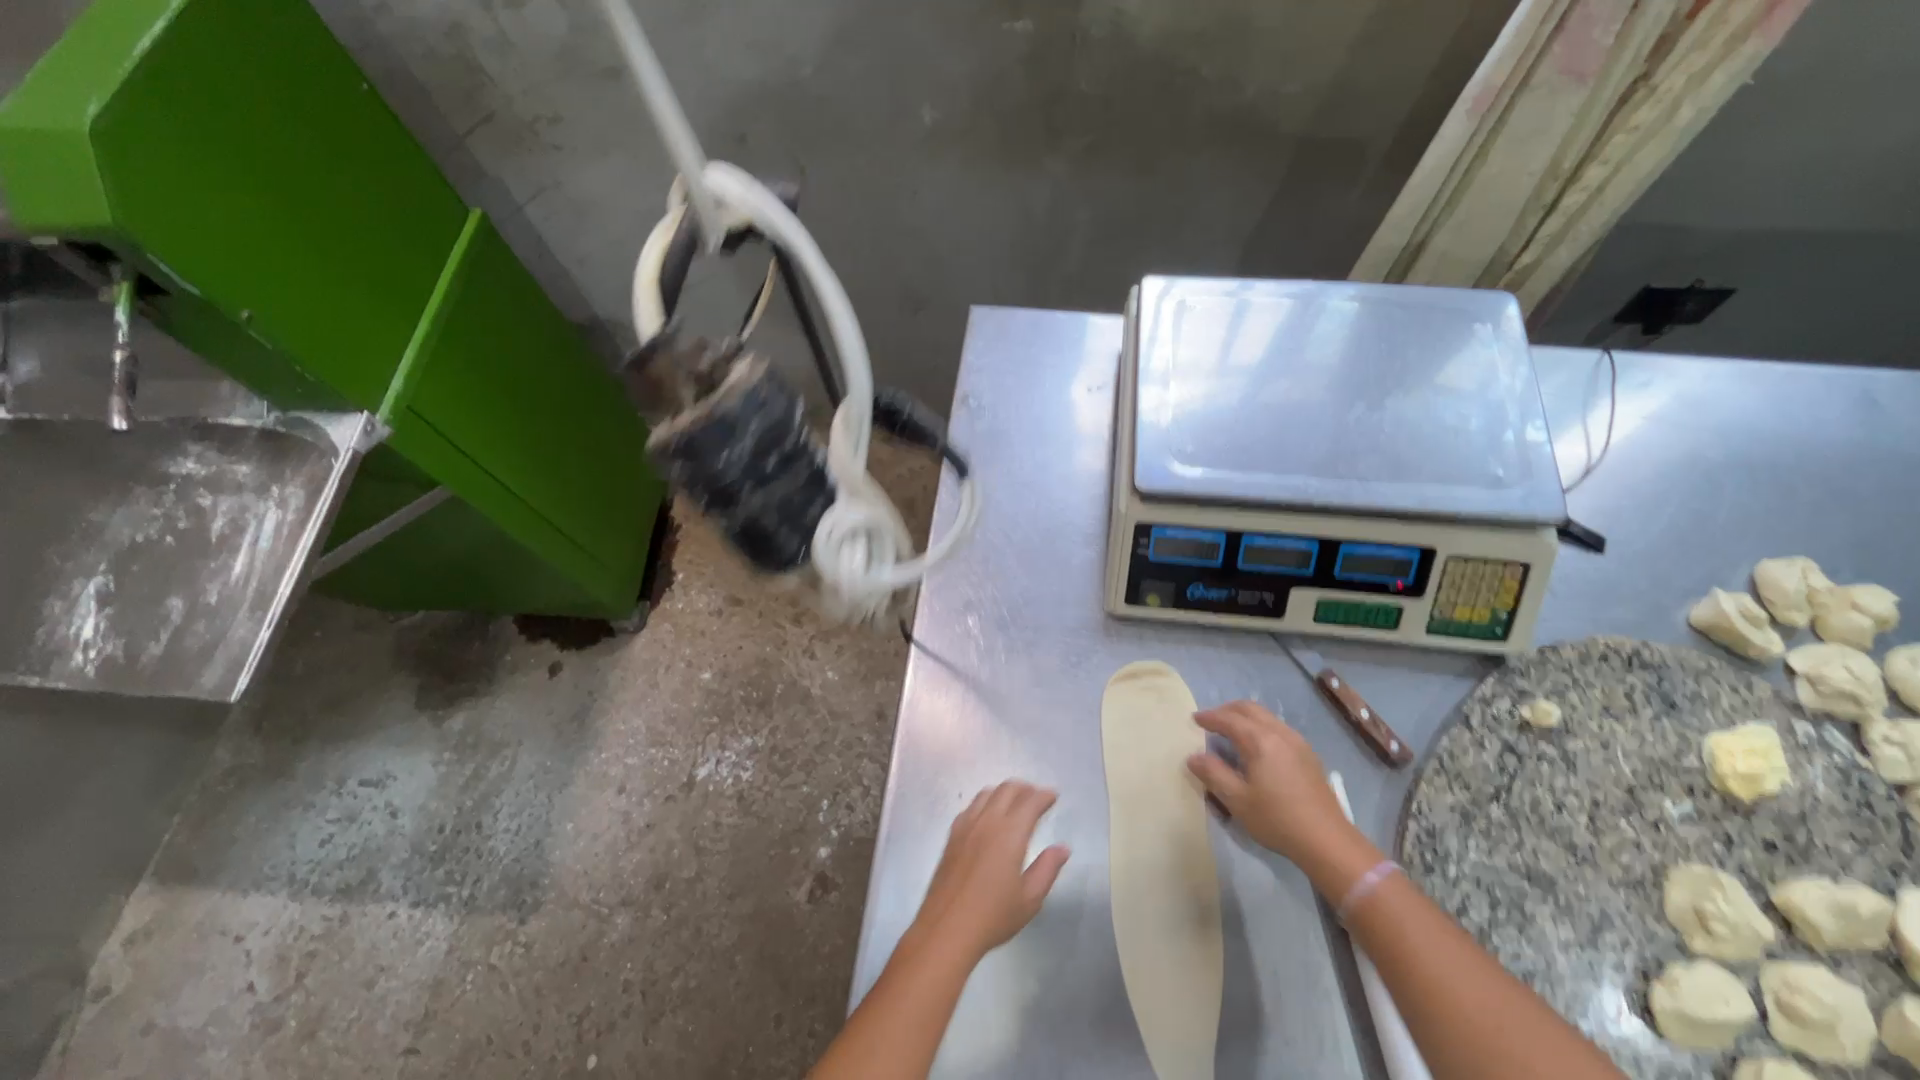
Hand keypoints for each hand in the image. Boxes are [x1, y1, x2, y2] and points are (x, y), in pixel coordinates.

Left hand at [909, 780, 1070, 961]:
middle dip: (1025, 789)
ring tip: (1015, 805)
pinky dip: (985, 803)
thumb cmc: (993, 916)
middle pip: (1007, 789)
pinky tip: (988, 819)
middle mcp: (986, 822)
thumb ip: (1047, 868)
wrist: (946, 929)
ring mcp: (965, 827)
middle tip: (1037, 798)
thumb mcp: (1030, 898)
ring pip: (986, 794)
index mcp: (1009, 834)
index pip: (1030, 802)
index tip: (1053, 796)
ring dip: (1004, 793)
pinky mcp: (951, 837)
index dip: (1044, 796)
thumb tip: (1062, 848)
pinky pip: (970, 807)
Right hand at [1186, 701, 1361, 867]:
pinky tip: (1257, 747)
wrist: (1326, 839)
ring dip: (1245, 717)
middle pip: (1250, 709)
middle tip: (1210, 721)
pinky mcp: (1308, 755)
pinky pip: (1279, 728)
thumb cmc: (1276, 819)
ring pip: (1267, 717)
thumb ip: (1213, 774)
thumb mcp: (1237, 800)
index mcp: (1260, 741)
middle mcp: (1280, 734)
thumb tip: (1194, 757)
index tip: (1194, 719)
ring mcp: (1298, 743)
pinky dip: (1261, 727)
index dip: (1209, 717)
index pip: (1229, 719)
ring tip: (1231, 732)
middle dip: (1227, 710)